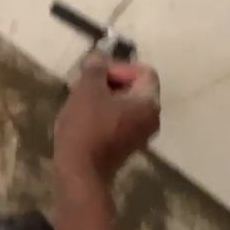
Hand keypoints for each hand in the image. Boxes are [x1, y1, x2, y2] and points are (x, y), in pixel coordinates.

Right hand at [54, 55, 160, 183]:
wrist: (79, 172)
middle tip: (84, 82)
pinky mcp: (125, 146)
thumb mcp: (87, 90)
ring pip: (124, 104)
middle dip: (108, 80)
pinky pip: (118, 119)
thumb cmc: (86, 127)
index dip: (120, 66)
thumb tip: (98, 57)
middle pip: (134, 87)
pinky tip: (81, 114)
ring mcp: (139, 135)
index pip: (144, 72)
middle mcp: (151, 119)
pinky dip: (103, 112)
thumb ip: (95, 68)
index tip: (97, 72)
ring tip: (78, 96)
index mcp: (148, 103)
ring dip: (102, 95)